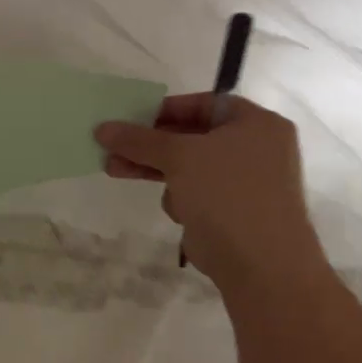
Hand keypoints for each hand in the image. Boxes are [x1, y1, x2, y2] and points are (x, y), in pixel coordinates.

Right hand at [95, 94, 325, 288]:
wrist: (259, 258)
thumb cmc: (226, 192)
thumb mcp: (178, 156)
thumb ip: (138, 139)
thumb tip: (101, 128)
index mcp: (256, 124)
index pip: (205, 104)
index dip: (166, 108)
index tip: (130, 118)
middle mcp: (254, 147)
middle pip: (191, 135)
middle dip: (148, 143)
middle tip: (111, 146)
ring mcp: (243, 179)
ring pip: (186, 164)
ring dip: (151, 167)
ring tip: (113, 169)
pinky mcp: (229, 206)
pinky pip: (194, 189)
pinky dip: (177, 193)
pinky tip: (174, 207)